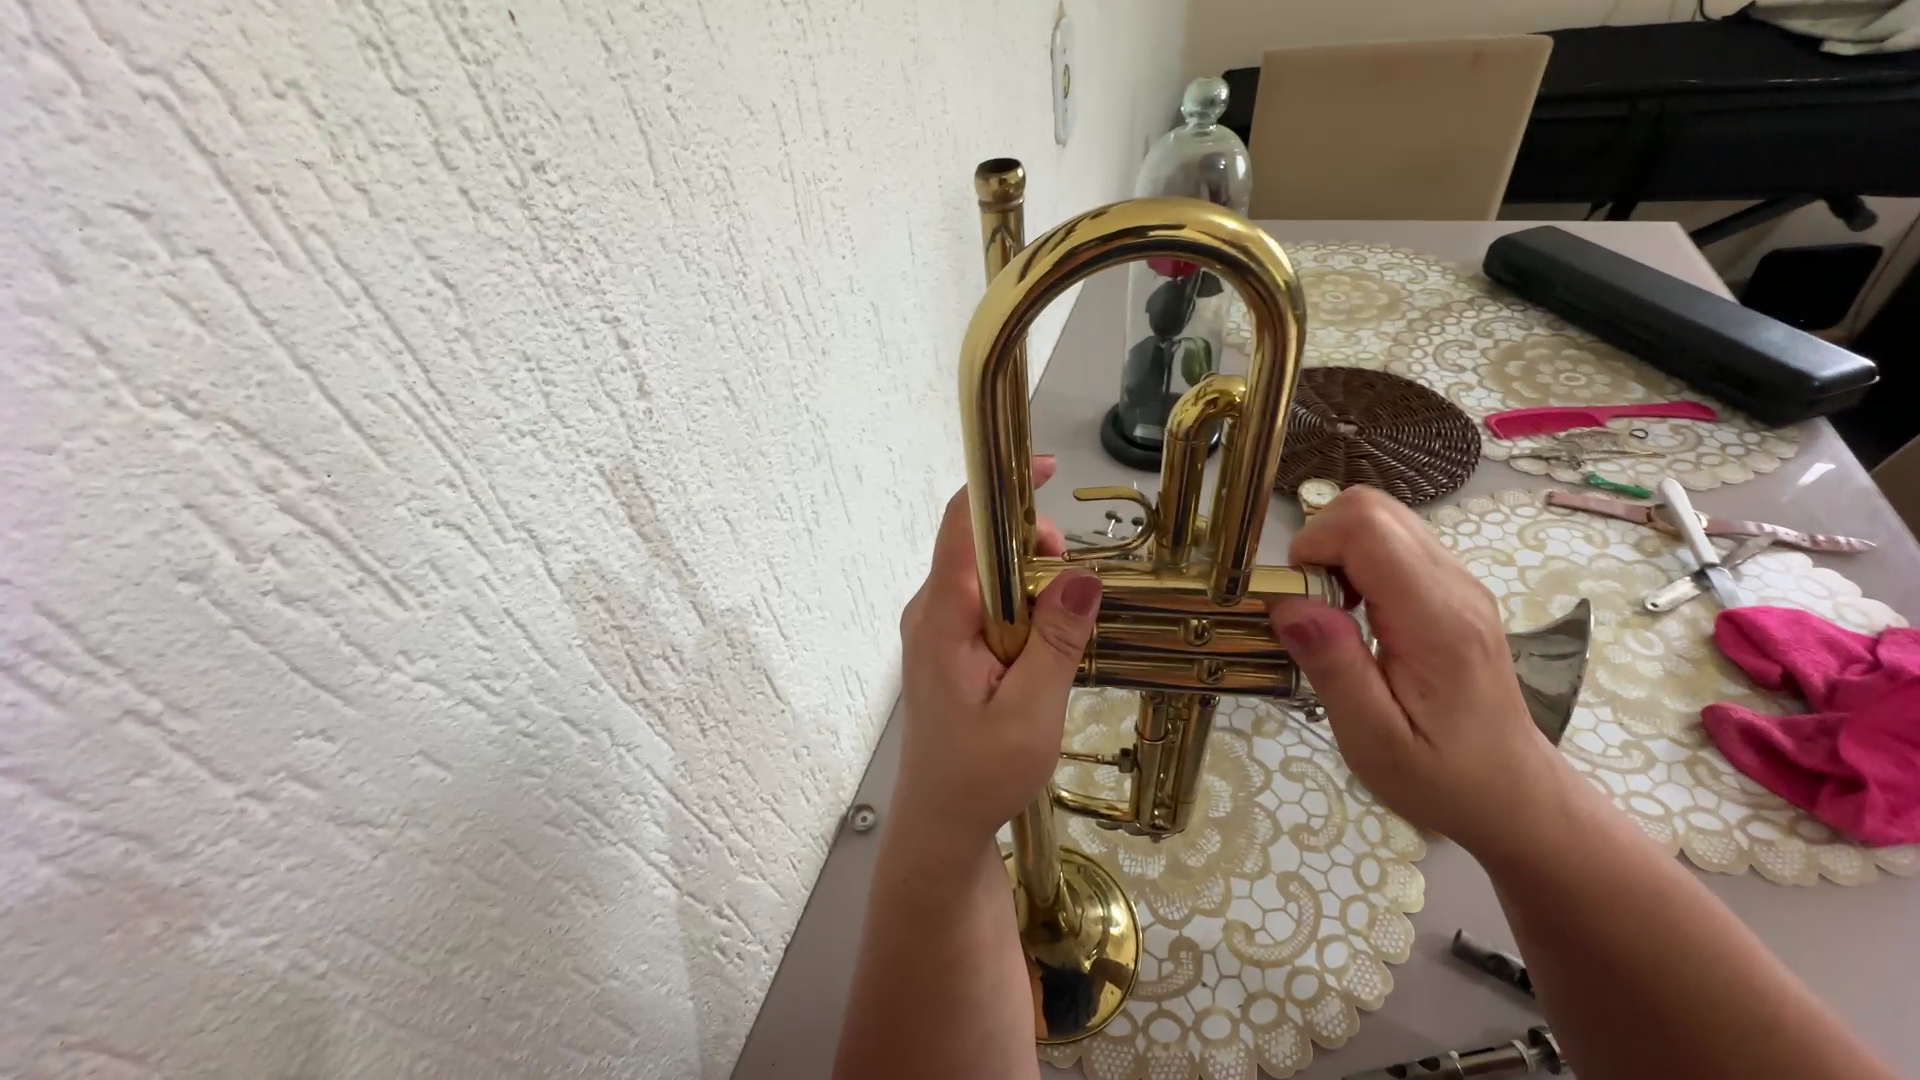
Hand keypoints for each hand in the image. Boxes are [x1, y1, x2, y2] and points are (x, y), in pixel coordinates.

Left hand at [895, 457, 1101, 849]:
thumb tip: (1084, 575)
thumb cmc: (980, 775)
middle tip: (1075, 585)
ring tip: (1063, 626)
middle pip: (978, 544)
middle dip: (1032, 545)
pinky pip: (984, 604)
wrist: (940, 824)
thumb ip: (1056, 641)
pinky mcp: (946, 647)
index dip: (1004, 487)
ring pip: (986, 575)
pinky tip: (1042, 644)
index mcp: (940, 618)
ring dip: (1030, 582)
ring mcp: (934, 629)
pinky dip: (1019, 607)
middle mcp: (929, 611)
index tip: (1050, 470)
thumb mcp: (1031, 712)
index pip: (962, 526)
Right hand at [1266, 487, 1574, 860]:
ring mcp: (1458, 582)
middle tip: (1310, 607)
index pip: (1367, 527)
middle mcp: (1454, 585)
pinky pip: (1392, 544)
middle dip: (1319, 543)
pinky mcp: (1451, 590)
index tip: (1297, 603)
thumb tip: (1288, 604)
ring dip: (1336, 553)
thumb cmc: (1442, 778)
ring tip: (1331, 615)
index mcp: (1436, 620)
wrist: (1514, 795)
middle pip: (1372, 508)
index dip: (1313, 546)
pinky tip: (1353, 617)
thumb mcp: (1373, 740)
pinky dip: (1354, 564)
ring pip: (1380, 518)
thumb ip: (1332, 666)